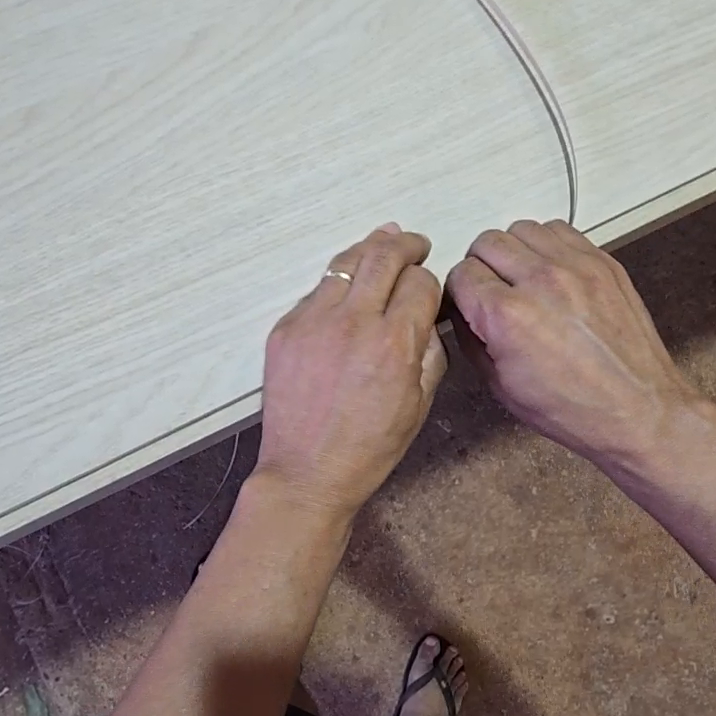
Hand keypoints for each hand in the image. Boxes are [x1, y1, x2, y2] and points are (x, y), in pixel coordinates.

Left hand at [253, 224, 447, 517]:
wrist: (307, 472)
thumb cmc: (369, 448)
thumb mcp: (419, 405)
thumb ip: (429, 352)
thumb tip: (426, 318)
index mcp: (394, 343)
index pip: (420, 283)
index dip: (429, 281)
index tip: (428, 288)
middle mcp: (353, 322)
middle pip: (384, 256)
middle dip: (406, 245)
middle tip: (415, 244)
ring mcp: (313, 322)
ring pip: (346, 263)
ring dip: (370, 249)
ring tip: (384, 243)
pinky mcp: (285, 330)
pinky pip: (317, 291)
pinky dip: (339, 283)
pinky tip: (348, 289)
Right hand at [446, 219, 711, 473]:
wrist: (636, 410)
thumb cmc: (574, 408)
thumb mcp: (500, 385)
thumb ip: (471, 338)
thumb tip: (461, 311)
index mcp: (508, 316)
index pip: (460, 274)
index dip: (460, 293)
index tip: (469, 304)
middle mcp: (541, 282)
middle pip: (486, 243)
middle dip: (481, 268)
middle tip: (491, 291)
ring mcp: (575, 267)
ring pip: (521, 229)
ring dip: (513, 251)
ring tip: (521, 280)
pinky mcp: (602, 262)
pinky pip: (559, 230)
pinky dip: (546, 246)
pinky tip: (548, 272)